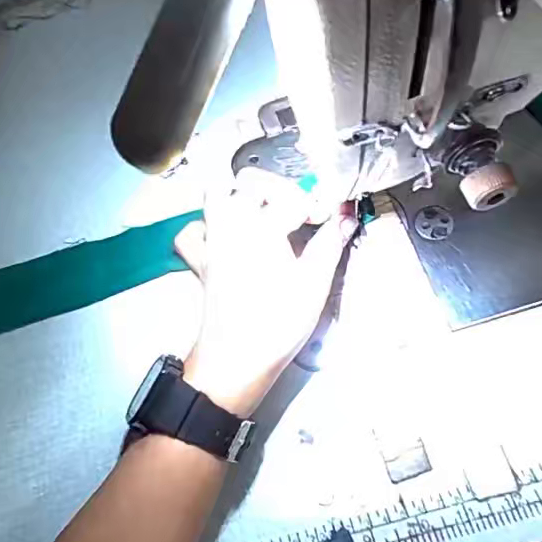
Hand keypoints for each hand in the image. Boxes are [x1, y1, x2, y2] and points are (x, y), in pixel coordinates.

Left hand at [174, 168, 358, 415]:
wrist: (236, 359)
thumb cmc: (277, 323)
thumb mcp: (315, 282)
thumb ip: (330, 242)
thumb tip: (346, 217)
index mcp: (262, 227)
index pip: (293, 197)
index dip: (316, 205)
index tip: (329, 218)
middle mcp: (231, 227)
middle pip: (250, 182)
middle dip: (278, 189)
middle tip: (299, 212)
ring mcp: (212, 242)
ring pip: (217, 196)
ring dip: (241, 197)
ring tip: (265, 214)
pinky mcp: (201, 262)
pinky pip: (194, 231)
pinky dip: (208, 226)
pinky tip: (227, 236)